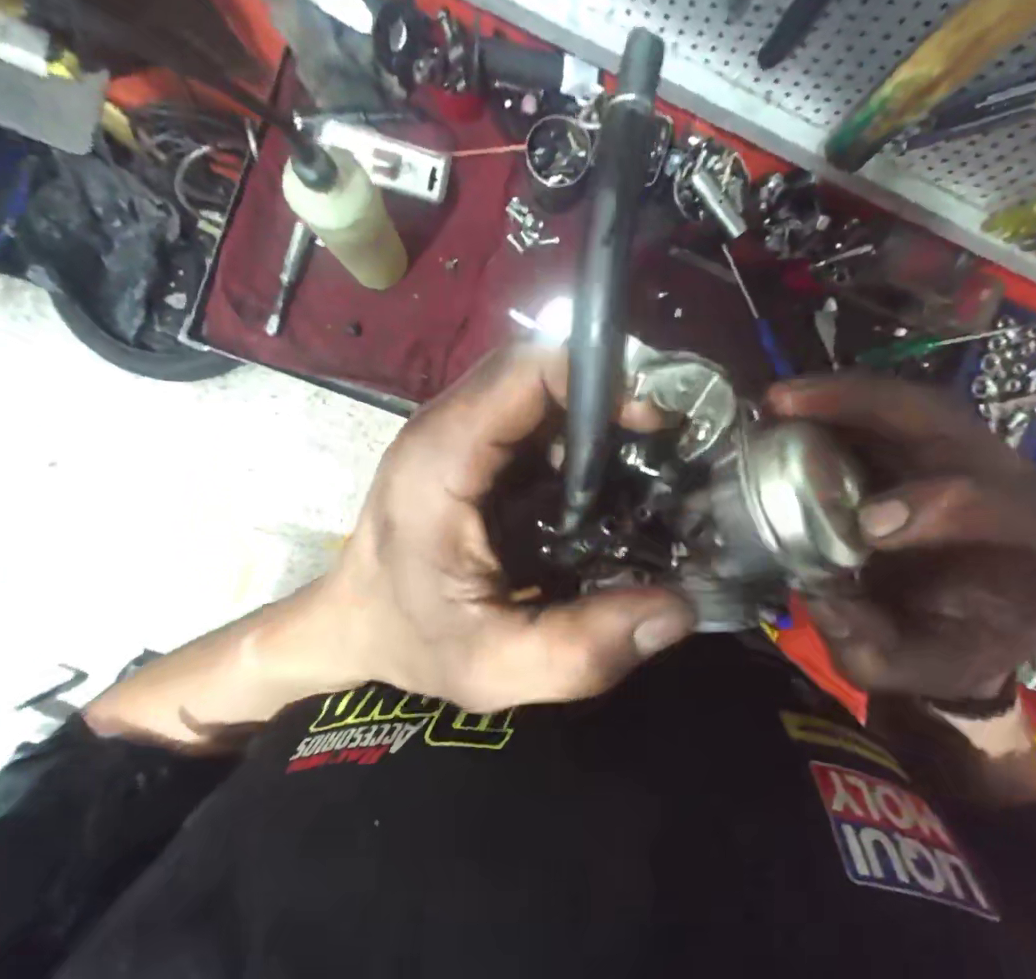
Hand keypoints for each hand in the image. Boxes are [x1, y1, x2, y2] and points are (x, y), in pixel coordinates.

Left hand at [274, 344, 696, 712]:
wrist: (356, 630)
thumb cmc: (414, 644)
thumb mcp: (498, 667)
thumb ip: (583, 648)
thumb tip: (679, 609)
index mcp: (441, 462)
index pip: (522, 372)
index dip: (594, 378)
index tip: (650, 421)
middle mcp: (445, 428)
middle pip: (534, 368)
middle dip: (604, 389)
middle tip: (660, 437)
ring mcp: (455, 430)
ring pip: (536, 385)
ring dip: (592, 407)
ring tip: (644, 452)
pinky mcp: (470, 444)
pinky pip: (531, 411)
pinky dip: (575, 426)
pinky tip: (606, 470)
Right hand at [767, 374, 1035, 700]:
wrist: (968, 631)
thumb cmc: (958, 651)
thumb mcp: (924, 671)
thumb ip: (876, 648)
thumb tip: (821, 595)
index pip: (1010, 506)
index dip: (938, 507)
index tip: (865, 525)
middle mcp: (1024, 482)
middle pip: (952, 423)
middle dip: (868, 408)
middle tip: (790, 409)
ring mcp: (980, 453)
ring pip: (915, 404)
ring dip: (843, 395)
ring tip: (779, 402)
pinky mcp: (939, 444)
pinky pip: (888, 412)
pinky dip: (836, 407)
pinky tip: (791, 410)